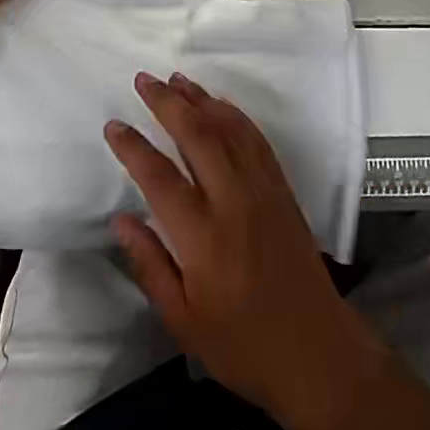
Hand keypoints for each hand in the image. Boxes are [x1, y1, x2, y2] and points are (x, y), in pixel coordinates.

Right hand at [102, 73, 386, 429]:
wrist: (317, 350)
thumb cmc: (242, 342)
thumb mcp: (183, 320)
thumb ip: (150, 264)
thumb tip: (121, 218)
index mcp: (204, 236)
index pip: (159, 176)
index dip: (133, 147)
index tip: (113, 125)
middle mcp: (234, 201)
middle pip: (198, 136)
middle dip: (168, 103)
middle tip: (144, 80)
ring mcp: (263, 190)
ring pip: (230, 130)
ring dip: (202, 100)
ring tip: (177, 79)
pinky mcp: (283, 190)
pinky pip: (257, 141)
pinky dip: (236, 116)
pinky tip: (222, 106)